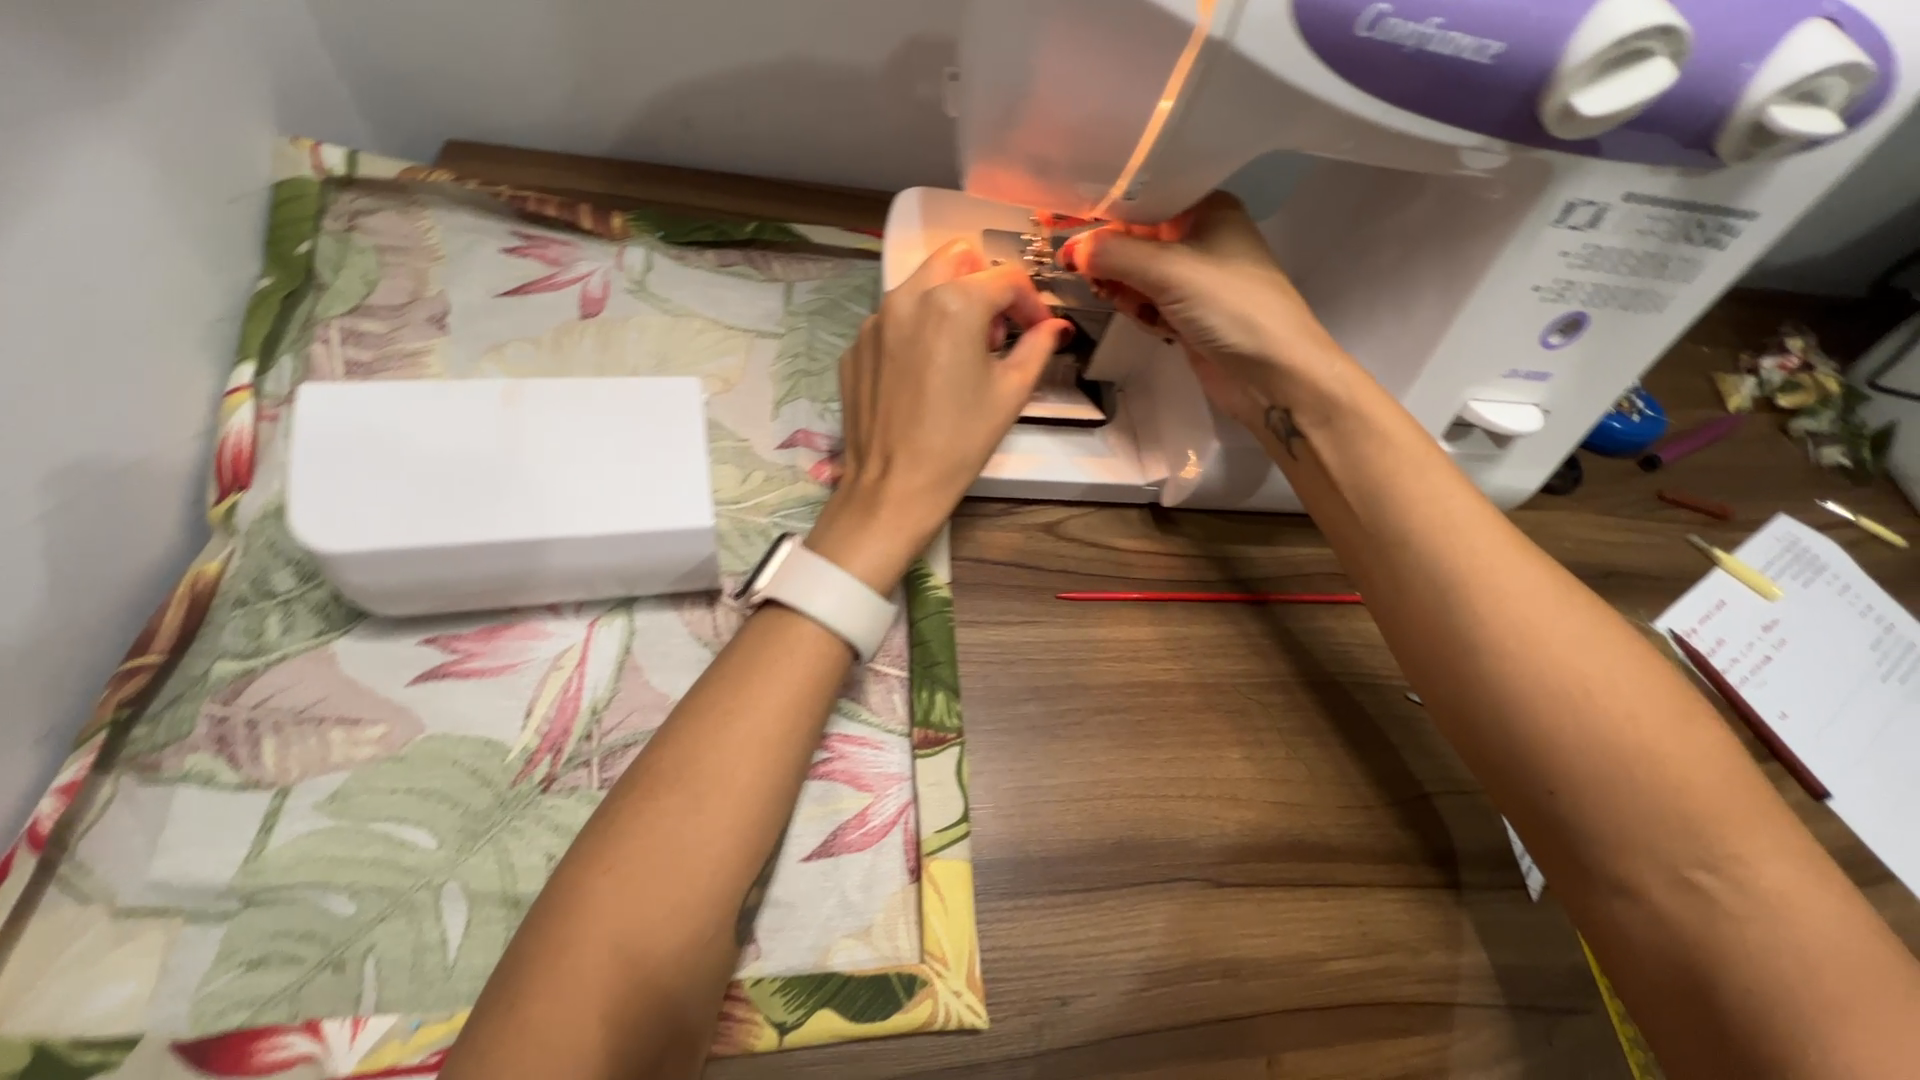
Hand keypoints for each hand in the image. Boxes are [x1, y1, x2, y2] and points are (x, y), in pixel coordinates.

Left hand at [806, 241, 1072, 591]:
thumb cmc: (960, 441)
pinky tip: (924, 377)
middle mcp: (908, 298)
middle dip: (983, 285)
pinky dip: (915, 333)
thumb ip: (1037, 347)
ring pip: (919, 286)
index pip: (1005, 278)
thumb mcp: (1010, 393)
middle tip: (994, 332)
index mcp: (954, 303)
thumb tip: (1054, 327)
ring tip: (960, 355)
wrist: (894, 486)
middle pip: (955, 259)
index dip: (1031, 302)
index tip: (1037, 329)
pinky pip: (893, 321)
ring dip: (948, 304)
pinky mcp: (855, 347)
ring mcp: (874, 321)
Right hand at [1057, 192, 1350, 435]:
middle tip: (1071, 265)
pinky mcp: (1187, 313)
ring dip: (1121, 284)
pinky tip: (1144, 319)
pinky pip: (1146, 300)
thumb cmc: (1232, 308)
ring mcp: (1194, 278)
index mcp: (1205, 208)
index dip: (1099, 207)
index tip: (1056, 217)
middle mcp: (1199, 237)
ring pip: (1135, 272)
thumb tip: (1072, 249)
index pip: (1140, 197)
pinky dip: (1137, 307)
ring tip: (1115, 296)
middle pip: (1133, 235)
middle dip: (1105, 252)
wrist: (1274, 376)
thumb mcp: (1169, 271)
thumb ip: (1113, 255)